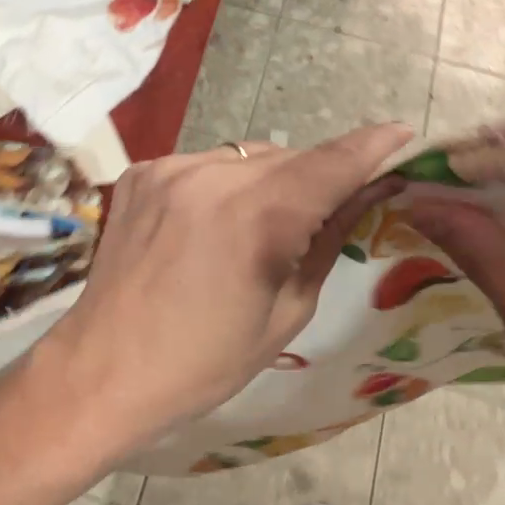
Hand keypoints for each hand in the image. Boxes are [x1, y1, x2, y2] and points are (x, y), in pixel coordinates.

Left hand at [0, 123, 410, 504]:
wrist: (103, 369)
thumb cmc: (203, 362)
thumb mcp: (286, 313)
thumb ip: (325, 241)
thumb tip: (360, 195)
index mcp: (257, 216)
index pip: (332, 162)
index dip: (371, 146)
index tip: (401, 135)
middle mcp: (212, 175)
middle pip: (287, 158)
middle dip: (313, 178)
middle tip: (323, 213)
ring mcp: (169, 169)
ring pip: (243, 159)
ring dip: (265, 182)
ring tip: (255, 230)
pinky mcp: (140, 173)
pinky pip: (202, 167)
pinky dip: (220, 187)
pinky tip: (208, 228)